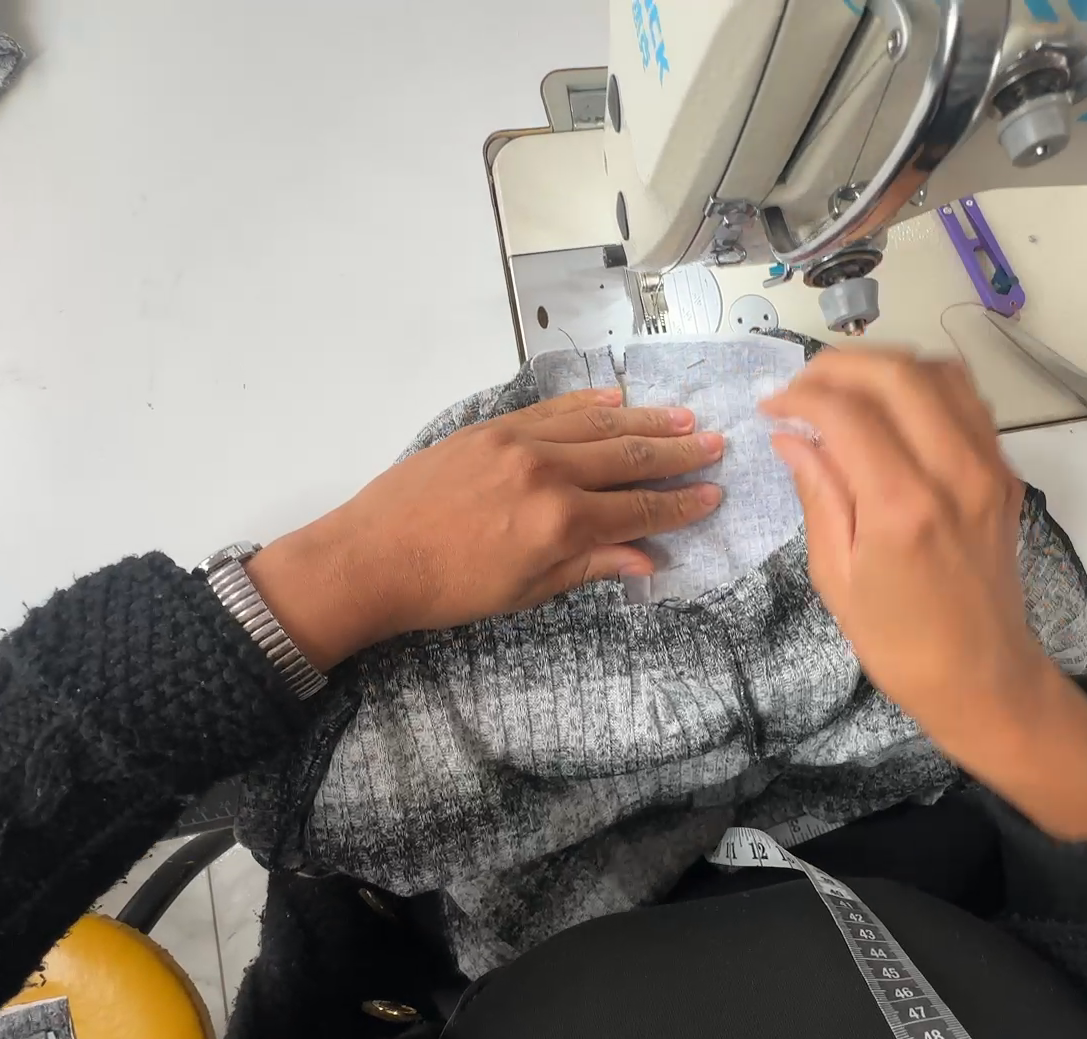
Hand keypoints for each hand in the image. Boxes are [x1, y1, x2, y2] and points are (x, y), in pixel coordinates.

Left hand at [246, 386, 722, 668]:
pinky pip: (554, 409)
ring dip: (644, 419)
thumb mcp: (526, 591)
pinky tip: (617, 399)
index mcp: (559, 522)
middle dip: (677, 452)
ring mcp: (519, 441)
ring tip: (684, 416)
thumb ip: (590, 566)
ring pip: (597, 424)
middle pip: (627, 456)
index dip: (679, 504)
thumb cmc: (450, 589)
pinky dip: (589, 403)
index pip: (637, 508)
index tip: (712, 494)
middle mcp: (547, 472)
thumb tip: (646, 560)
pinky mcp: (493, 427)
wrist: (371, 556)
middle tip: (716, 444)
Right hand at [762, 348, 1086, 838]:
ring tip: (842, 388)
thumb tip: (791, 437)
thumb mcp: (835, 574)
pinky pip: (967, 400)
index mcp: (901, 507)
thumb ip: (818, 493)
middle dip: (838, 365)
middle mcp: (954, 472)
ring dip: (884, 366)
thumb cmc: (896, 641)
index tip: (771, 407)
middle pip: (897, 375)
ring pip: (940, 373)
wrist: (982, 676)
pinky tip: (891, 406)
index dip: (800, 398)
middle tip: (801, 385)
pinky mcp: (1004, 472)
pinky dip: (923, 384)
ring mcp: (989, 467)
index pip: (846, 414)